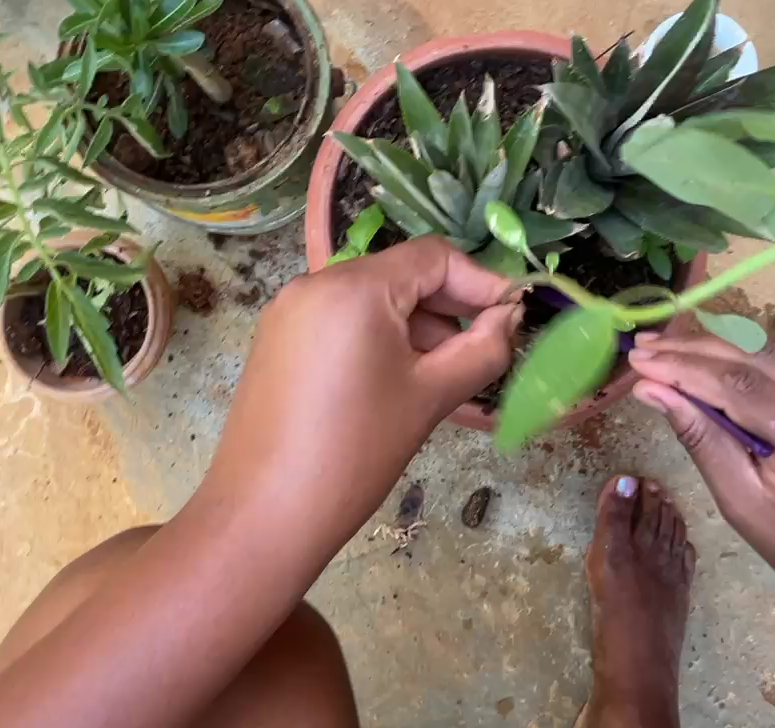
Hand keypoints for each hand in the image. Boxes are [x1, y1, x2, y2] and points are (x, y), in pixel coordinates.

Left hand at [192, 237, 522, 552]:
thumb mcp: (430, 396)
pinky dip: (380, 339)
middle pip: (401, 275)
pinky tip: (402, 381)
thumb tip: (511, 316)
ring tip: (448, 377)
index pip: (433, 256)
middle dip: (449, 309)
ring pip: (373, 301)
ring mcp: (291, 309)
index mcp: (354, 286)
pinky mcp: (279, 338)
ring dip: (417, 328)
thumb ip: (483, 348)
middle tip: (487, 350)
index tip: (512, 317)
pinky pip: (343, 322)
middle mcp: (316, 282)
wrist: (262, 516)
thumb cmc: (355, 453)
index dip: (481, 281)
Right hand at [627, 333, 774, 613]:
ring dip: (717, 344)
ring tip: (668, 346)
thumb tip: (650, 389)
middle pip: (757, 358)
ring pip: (774, 351)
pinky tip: (712, 356)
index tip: (639, 361)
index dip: (685, 368)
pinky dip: (747, 354)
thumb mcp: (739, 504)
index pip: (742, 388)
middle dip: (694, 348)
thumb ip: (699, 439)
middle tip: (644, 346)